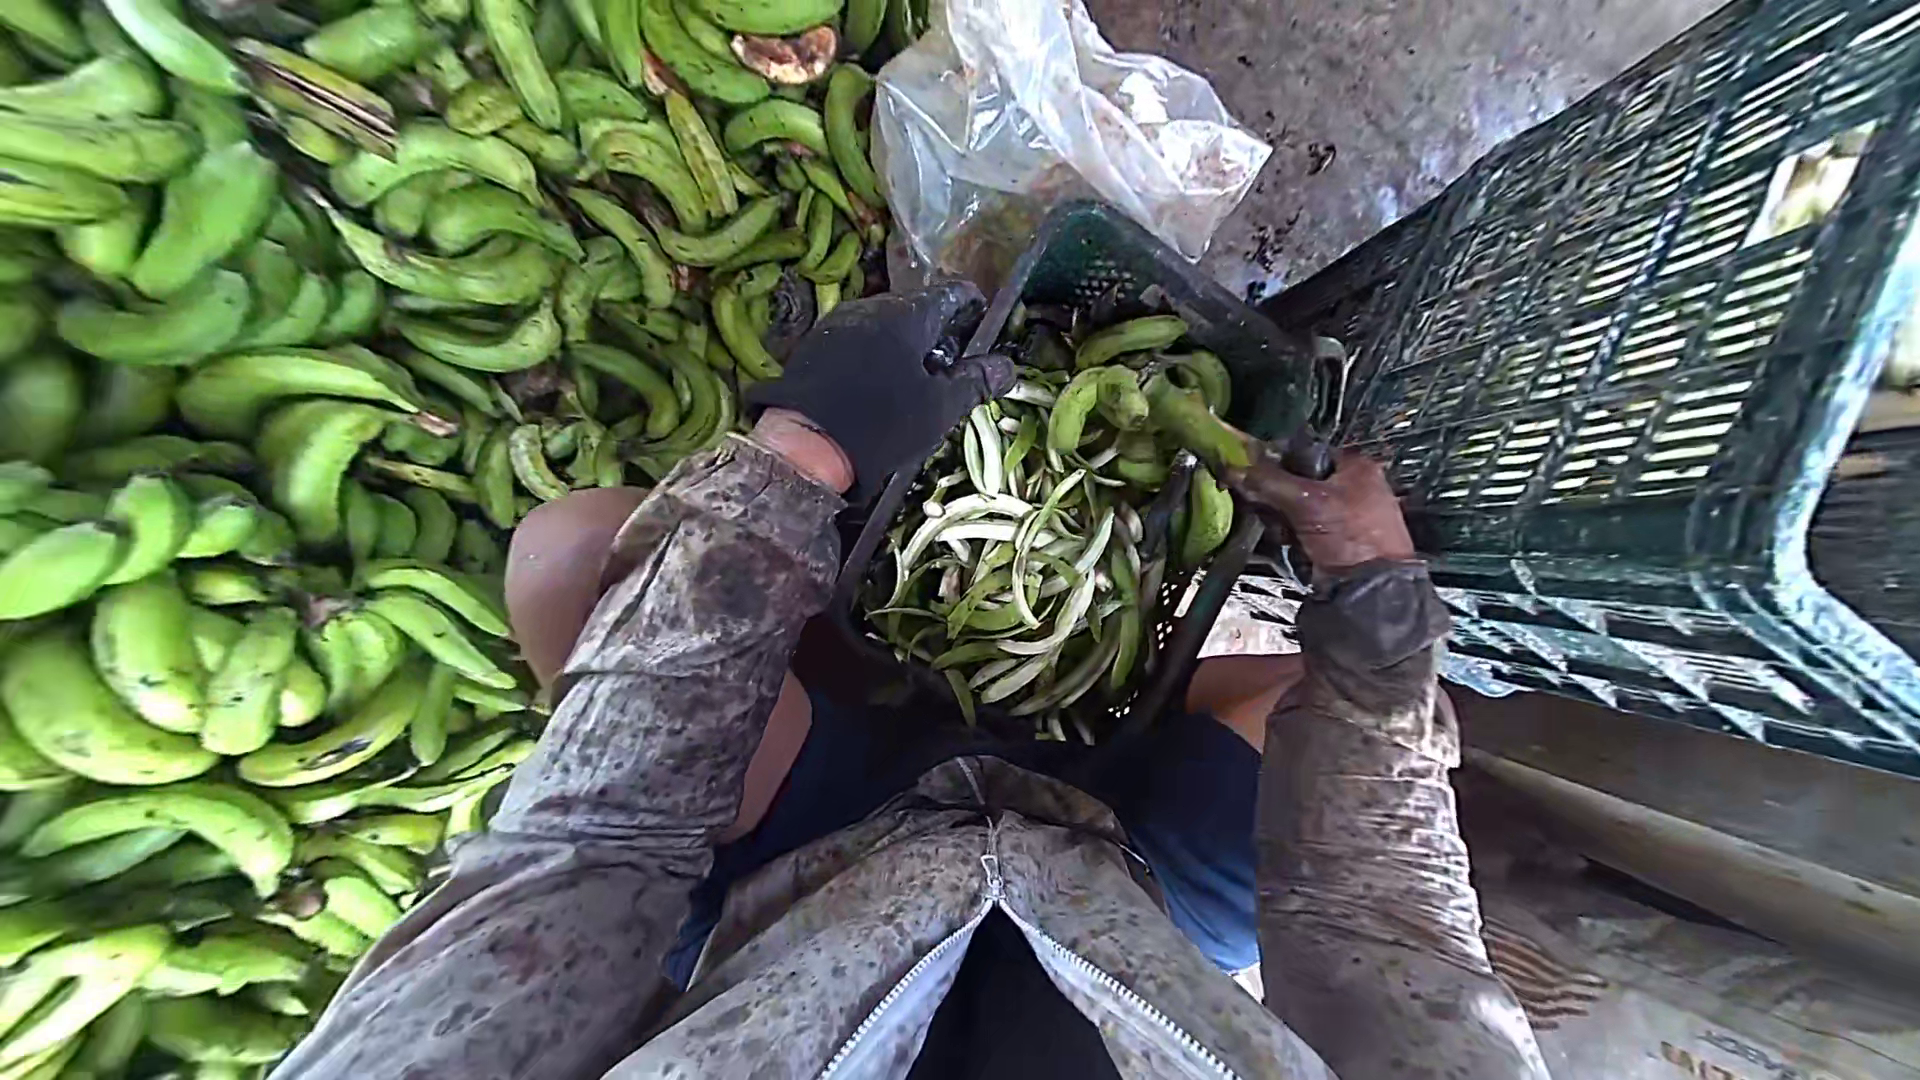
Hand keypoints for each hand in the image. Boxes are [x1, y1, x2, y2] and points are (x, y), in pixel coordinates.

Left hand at [744, 283, 1014, 497]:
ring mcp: (837, 324)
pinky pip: (857, 340)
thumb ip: (973, 383)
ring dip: (903, 342)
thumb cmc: (883, 424)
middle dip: (936, 328)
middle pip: (914, 308)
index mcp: (907, 316)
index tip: (981, 315)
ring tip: (915, 375)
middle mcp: (871, 308)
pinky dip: (875, 354)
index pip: (950, 293)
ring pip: (883, 324)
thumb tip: (1006, 366)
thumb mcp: (938, 408)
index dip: (970, 303)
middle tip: (950, 357)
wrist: (806, 445)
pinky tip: (878, 383)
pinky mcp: (814, 346)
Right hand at [1227, 451, 1414, 574]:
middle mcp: (1348, 484)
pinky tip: (1289, 539)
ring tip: (1282, 529)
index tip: (1254, 473)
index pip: (1302, 451)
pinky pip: (1296, 524)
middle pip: (1293, 479)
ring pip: (1291, 503)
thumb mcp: (1306, 501)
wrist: (1369, 586)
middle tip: (1267, 505)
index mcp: (1354, 465)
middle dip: (1275, 495)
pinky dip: (1287, 531)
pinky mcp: (1330, 535)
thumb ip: (1267, 482)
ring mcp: (1339, 512)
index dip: (1275, 461)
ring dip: (1278, 516)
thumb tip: (1234, 469)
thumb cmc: (1353, 536)